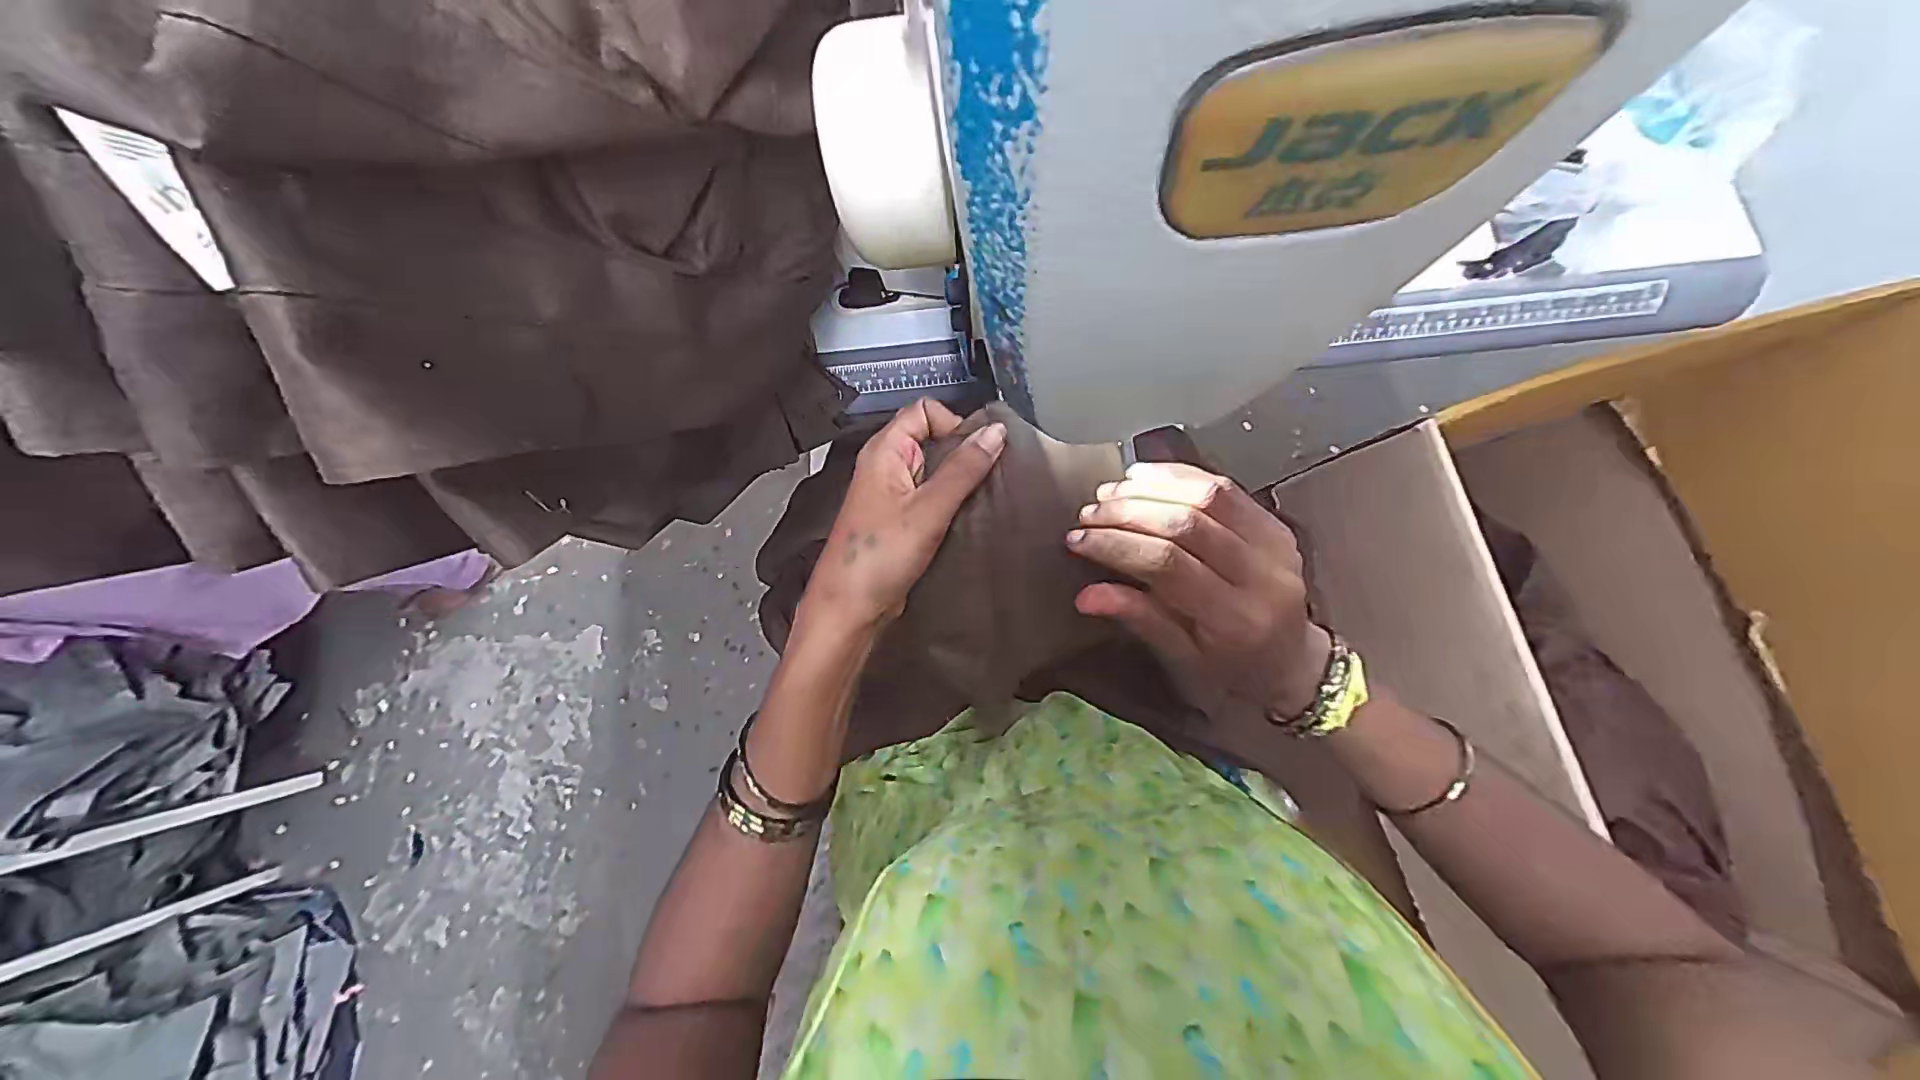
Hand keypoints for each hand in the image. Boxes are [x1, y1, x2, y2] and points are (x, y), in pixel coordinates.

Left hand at [800, 399, 1006, 632]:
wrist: (849, 610)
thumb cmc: (874, 560)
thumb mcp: (928, 509)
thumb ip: (963, 469)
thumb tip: (994, 433)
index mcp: (884, 451)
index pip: (925, 410)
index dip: (955, 424)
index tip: (980, 451)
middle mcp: (887, 468)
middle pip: (934, 440)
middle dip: (963, 456)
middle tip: (984, 481)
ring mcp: (893, 496)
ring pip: (937, 473)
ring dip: (959, 485)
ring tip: (976, 505)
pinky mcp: (901, 522)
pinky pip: (933, 500)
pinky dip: (951, 507)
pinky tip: (964, 523)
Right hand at [1067, 462, 1330, 718]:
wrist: (1293, 660)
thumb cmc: (1232, 667)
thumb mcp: (1182, 657)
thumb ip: (1139, 618)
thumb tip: (1086, 596)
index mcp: (1235, 619)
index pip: (1168, 565)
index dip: (1117, 545)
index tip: (1078, 540)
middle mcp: (1262, 576)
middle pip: (1186, 524)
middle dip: (1127, 513)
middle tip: (1089, 513)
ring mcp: (1275, 545)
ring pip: (1207, 496)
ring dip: (1150, 489)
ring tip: (1109, 492)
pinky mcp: (1277, 525)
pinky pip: (1226, 488)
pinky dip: (1180, 476)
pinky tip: (1144, 477)